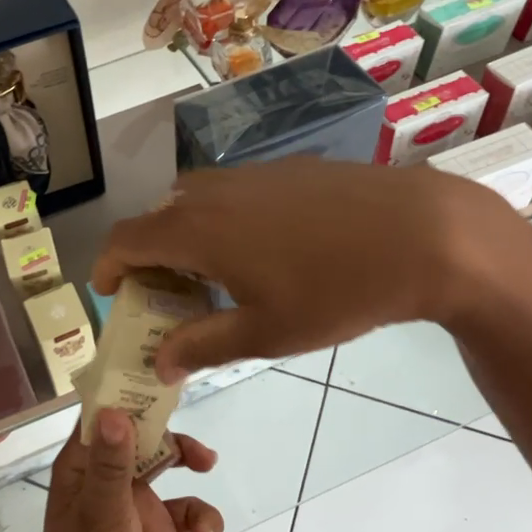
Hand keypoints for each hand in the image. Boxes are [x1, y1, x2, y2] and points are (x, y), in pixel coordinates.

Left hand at [0, 410, 222, 531]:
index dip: (127, 388)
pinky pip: (184, 510)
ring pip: (167, 466)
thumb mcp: (100, 518)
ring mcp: (130, 505)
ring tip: (207, 467)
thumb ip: (110, 465)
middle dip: (169, 425)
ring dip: (188, 465)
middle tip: (193, 410)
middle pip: (141, 433)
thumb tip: (114, 408)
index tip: (162, 366)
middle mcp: (105, 477)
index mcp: (81, 466)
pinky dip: (200, 517)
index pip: (101, 412)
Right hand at [91, 158, 515, 381]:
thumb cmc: (336, 290)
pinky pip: (232, 193)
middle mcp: (211, 192)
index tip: (113, 295)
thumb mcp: (265, 333)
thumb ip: (202, 345)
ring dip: (186, 237)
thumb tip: (161, 362)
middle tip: (168, 298)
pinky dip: (223, 220)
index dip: (108, 268)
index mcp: (194, 229)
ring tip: (215, 278)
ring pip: (195, 202)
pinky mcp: (286, 168)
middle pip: (156, 218)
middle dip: (148, 258)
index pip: (124, 240)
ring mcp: (250, 174)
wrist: (424, 233)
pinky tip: (266, 251)